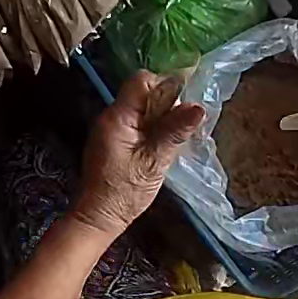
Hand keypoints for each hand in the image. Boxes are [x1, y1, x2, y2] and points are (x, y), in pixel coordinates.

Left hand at [70, 71, 205, 239]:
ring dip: (162, 118)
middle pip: (143, 93)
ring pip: (142, 109)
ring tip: (177, 137)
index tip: (186, 101)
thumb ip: (174, 132)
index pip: (141, 81)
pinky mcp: (114, 141)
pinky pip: (137, 124)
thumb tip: (199, 106)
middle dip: (167, 104)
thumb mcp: (154, 163)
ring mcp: (111, 129)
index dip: (166, 84)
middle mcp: (111, 117)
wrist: (98, 217)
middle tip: (185, 125)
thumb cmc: (124, 193)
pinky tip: (164, 146)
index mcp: (118, 117)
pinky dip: (153, 130)